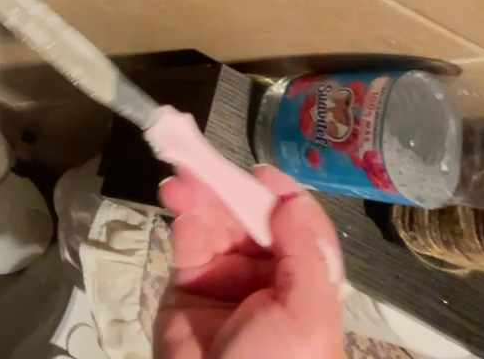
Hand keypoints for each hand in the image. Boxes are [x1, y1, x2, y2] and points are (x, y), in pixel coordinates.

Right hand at [156, 165, 345, 358]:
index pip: (298, 229)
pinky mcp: (188, 279)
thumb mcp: (307, 320)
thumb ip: (304, 257)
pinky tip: (175, 201)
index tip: (260, 174)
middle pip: (250, 218)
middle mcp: (267, 277)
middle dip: (228, 189)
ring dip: (198, 195)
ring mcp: (226, 277)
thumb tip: (291, 200)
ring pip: (215, 221)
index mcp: (305, 286)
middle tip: (200, 162)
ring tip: (179, 181)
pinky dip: (182, 214)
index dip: (282, 199)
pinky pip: (188, 238)